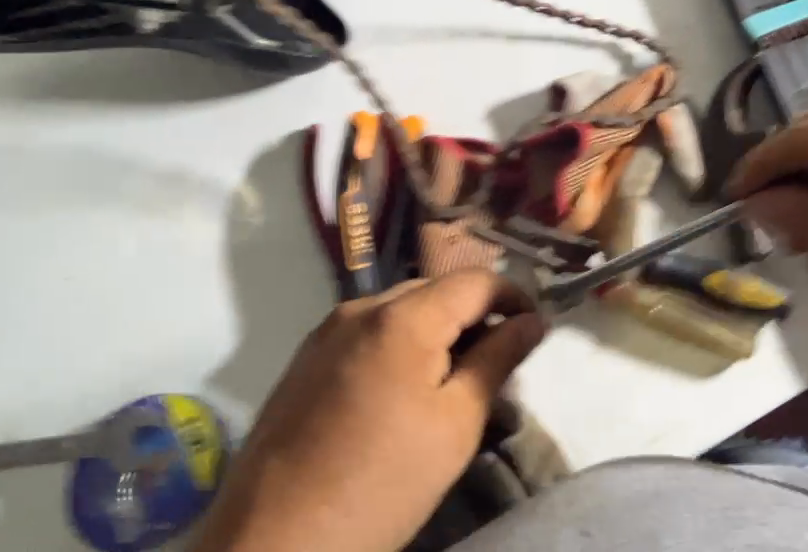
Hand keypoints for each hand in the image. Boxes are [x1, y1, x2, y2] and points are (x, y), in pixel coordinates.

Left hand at [194, 271, 545, 551]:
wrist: (272, 547)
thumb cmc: (381, 485)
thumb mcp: (456, 424)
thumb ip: (498, 360)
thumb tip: (533, 321)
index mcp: (403, 317)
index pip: (476, 281)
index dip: (514, 299)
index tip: (535, 333)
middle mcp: (361, 308)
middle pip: (437, 291)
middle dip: (475, 316)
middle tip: (499, 362)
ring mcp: (326, 333)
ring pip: (401, 310)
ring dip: (437, 330)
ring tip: (454, 380)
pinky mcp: (304, 362)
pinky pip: (369, 333)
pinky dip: (400, 346)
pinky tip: (404, 392)